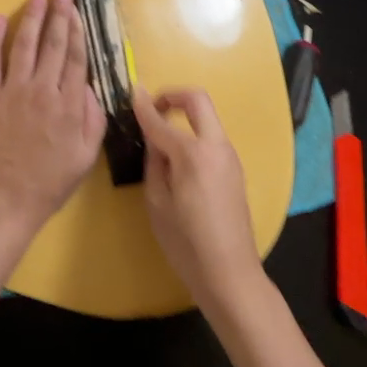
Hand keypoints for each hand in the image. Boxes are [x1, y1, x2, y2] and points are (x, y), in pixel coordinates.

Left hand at [0, 0, 106, 227]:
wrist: (6, 199)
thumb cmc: (49, 183)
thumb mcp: (85, 157)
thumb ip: (93, 120)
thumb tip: (90, 87)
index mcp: (69, 105)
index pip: (75, 58)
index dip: (76, 31)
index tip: (76, 11)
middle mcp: (43, 90)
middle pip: (53, 44)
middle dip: (58, 15)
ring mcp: (14, 91)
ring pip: (25, 45)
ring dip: (31, 18)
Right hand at [131, 85, 262, 304]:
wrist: (230, 274)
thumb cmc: (186, 242)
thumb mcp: (157, 201)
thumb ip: (154, 161)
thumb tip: (152, 136)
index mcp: (193, 154)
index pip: (161, 121)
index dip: (144, 106)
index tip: (132, 92)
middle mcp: (216, 146)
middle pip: (197, 100)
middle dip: (173, 96)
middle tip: (153, 108)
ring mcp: (229, 157)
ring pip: (207, 118)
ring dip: (185, 116)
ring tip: (162, 137)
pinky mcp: (235, 169)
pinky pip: (212, 138)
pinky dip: (194, 134)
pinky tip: (179, 159)